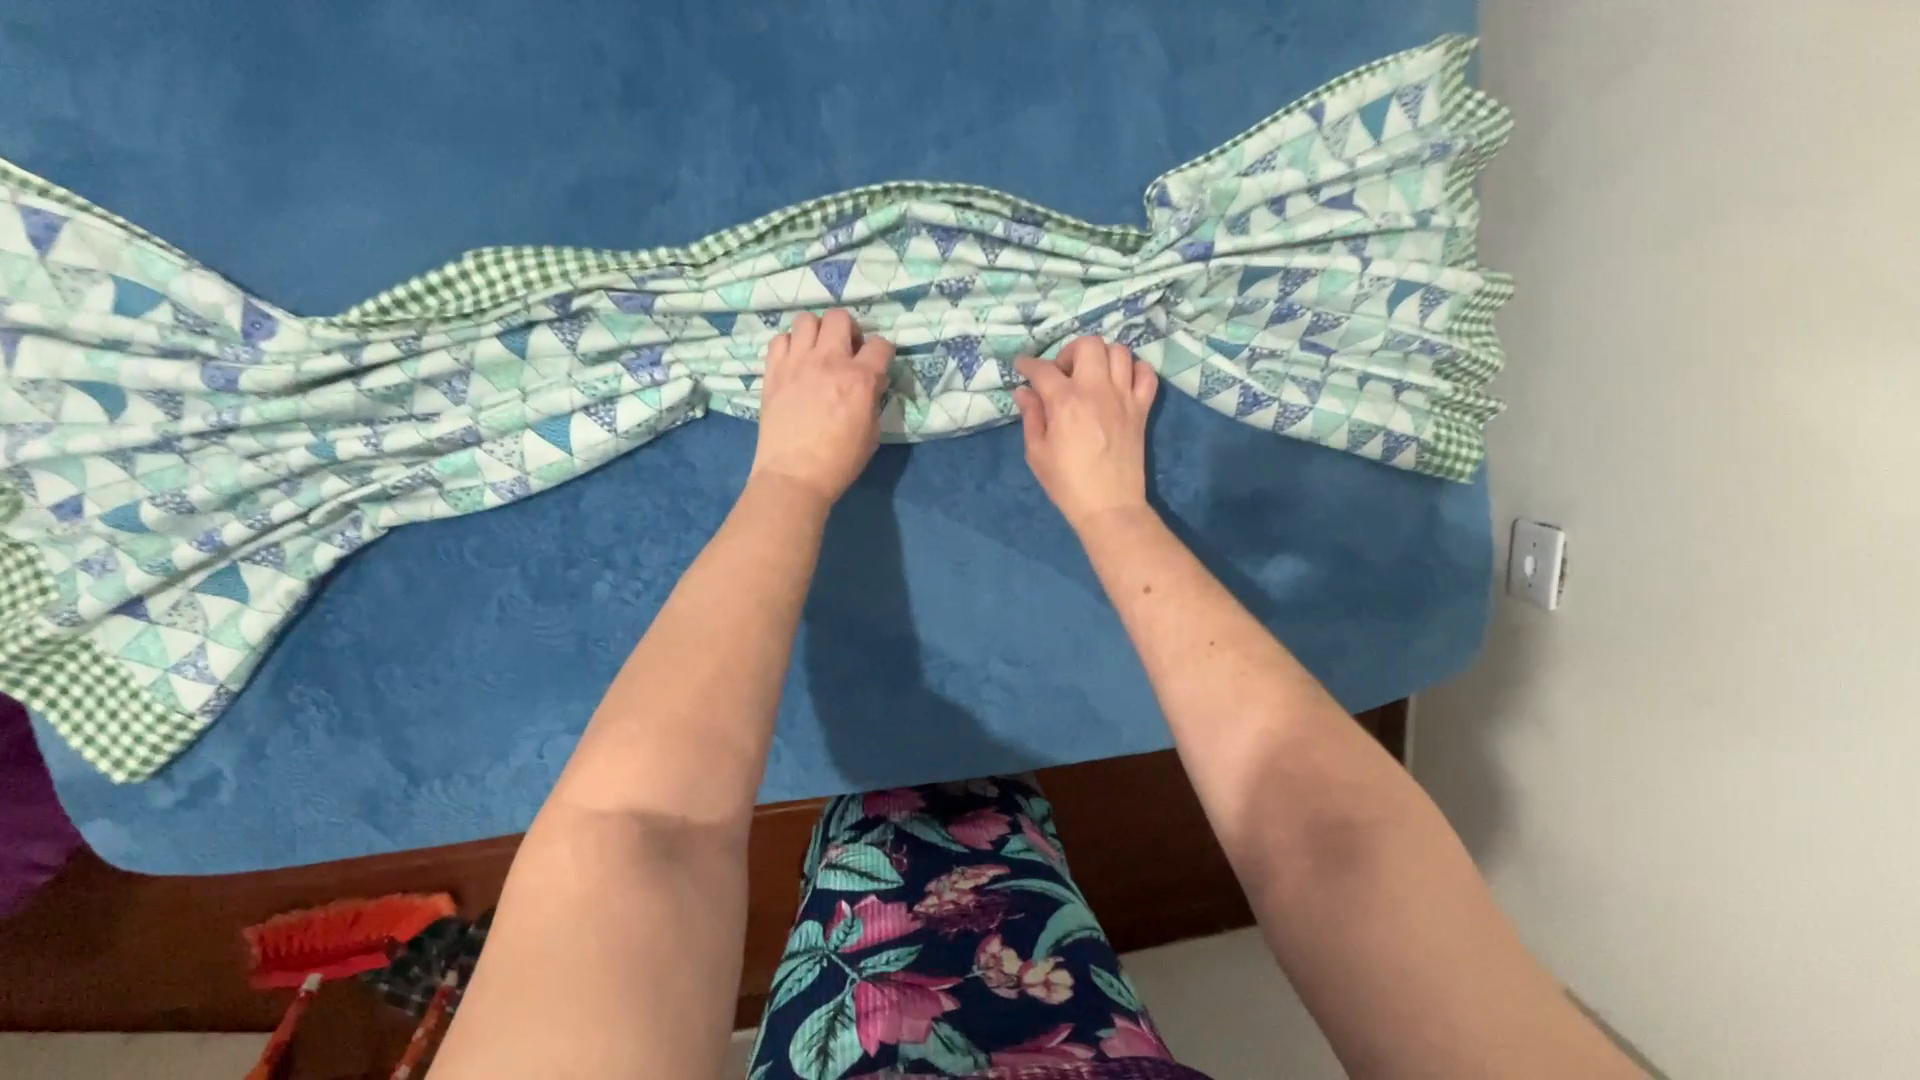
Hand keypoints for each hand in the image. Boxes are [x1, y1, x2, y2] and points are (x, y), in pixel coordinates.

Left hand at [751, 309, 893, 502]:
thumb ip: (872, 400)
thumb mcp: (872, 433)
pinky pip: (780, 339)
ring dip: (817, 332)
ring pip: (807, 320)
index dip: (883, 353)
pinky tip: (794, 363)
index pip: (881, 344)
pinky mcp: (773, 371)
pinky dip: (789, 345)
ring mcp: (797, 363)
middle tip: (846, 351)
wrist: (794, 475)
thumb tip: (870, 384)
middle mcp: (829, 361)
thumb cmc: (839, 462)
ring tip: (817, 353)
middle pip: (840, 318)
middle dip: (848, 330)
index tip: (878, 365)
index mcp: (860, 379)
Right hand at [1013, 335, 1158, 532]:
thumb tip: (1024, 392)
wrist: (1109, 506)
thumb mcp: (1037, 453)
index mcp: (1066, 402)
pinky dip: (1134, 370)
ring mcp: (1124, 398)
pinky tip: (1120, 383)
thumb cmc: (1067, 483)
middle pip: (1088, 345)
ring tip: (1091, 375)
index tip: (1021, 366)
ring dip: (1101, 357)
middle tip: (1062, 373)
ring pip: (1119, 352)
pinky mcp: (1142, 409)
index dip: (1028, 364)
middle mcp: (1096, 391)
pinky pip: (1146, 374)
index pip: (1043, 369)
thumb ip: (1031, 416)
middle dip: (1070, 352)